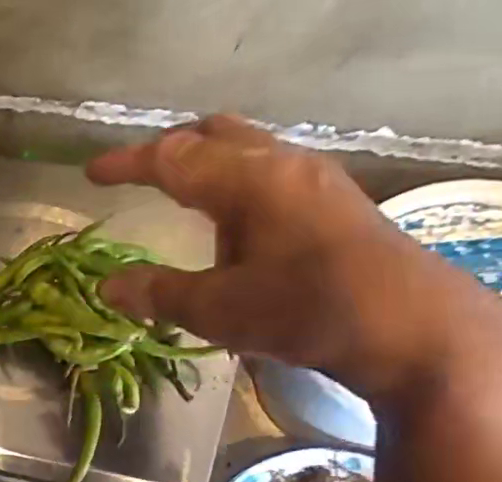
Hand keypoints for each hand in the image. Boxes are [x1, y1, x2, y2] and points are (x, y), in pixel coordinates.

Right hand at [87, 115, 501, 401]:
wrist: (409, 325)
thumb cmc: (306, 312)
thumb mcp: (220, 310)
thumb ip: (160, 294)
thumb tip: (109, 287)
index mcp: (248, 182)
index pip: (172, 158)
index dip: (128, 165)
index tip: (92, 173)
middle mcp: (282, 165)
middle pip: (215, 136)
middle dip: (172, 152)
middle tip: (141, 179)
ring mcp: (314, 181)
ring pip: (247, 154)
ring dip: (208, 172)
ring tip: (186, 213)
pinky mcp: (334, 204)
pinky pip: (271, 178)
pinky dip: (237, 192)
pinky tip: (236, 235)